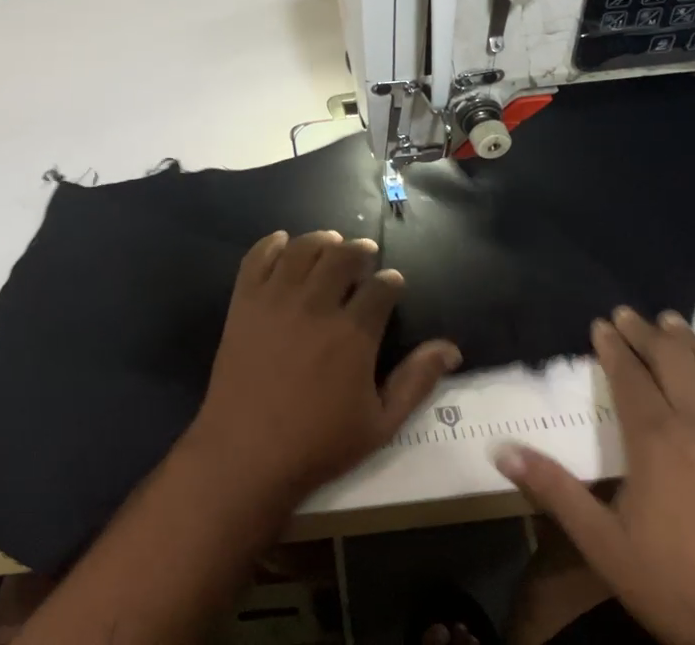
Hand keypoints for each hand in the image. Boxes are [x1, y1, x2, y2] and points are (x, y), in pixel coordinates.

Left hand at [188, 230, 461, 496]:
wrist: (246, 453)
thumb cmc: (318, 445)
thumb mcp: (380, 424)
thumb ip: (416, 381)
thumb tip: (451, 348)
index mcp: (353, 334)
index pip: (381, 287)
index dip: (391, 281)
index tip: (392, 285)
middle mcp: (316, 306)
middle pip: (342, 256)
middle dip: (359, 250)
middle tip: (363, 255)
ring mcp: (275, 300)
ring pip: (302, 249)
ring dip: (321, 241)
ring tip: (329, 245)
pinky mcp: (243, 303)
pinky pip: (258, 258)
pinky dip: (272, 244)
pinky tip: (283, 243)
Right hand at [494, 309, 694, 644]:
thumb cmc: (684, 587)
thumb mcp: (605, 546)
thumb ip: (555, 492)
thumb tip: (501, 451)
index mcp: (656, 439)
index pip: (628, 376)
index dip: (612, 346)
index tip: (600, 323)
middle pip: (674, 361)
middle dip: (648, 333)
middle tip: (631, 314)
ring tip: (677, 326)